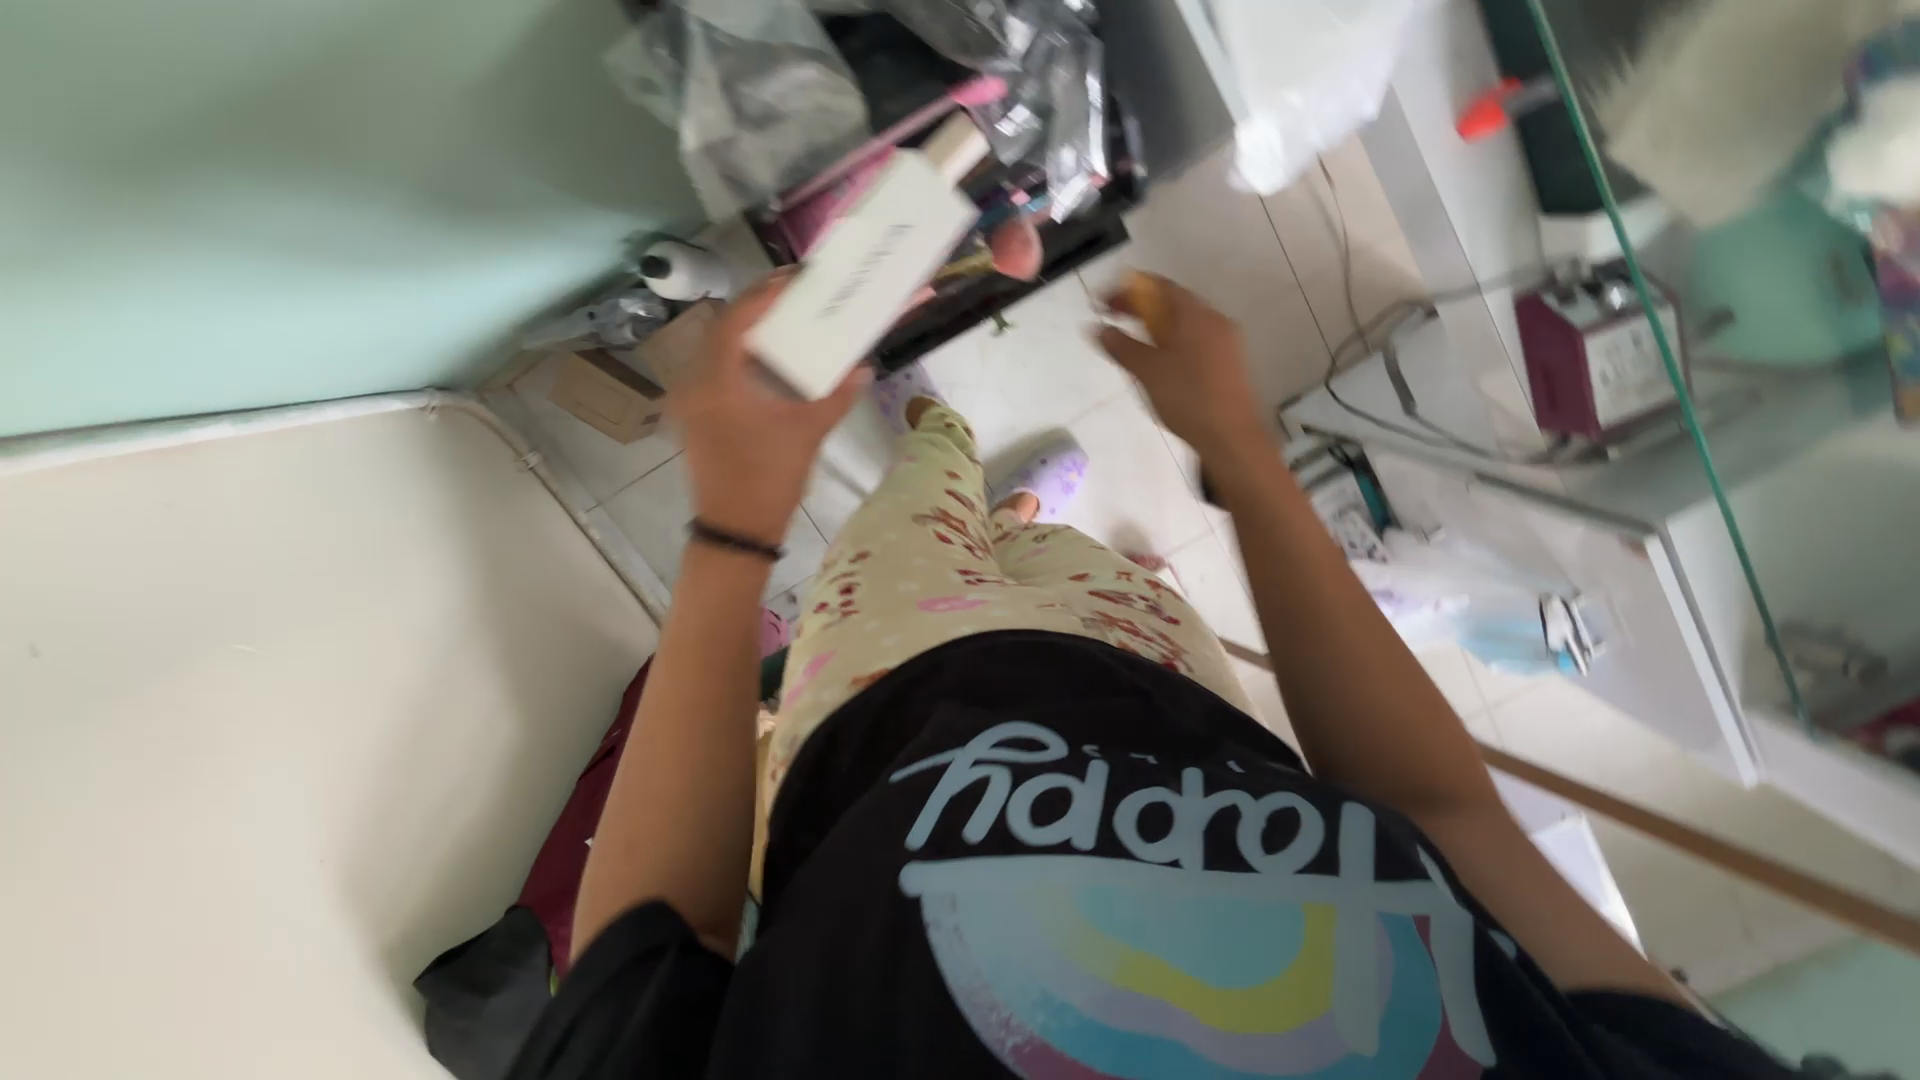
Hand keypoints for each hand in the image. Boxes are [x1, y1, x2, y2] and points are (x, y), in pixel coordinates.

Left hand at [671, 271, 869, 547]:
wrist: (736, 531)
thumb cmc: (769, 480)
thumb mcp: (808, 434)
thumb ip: (837, 395)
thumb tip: (862, 367)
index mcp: (718, 382)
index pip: (736, 319)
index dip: (765, 294)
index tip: (795, 281)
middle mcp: (694, 383)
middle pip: (721, 328)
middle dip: (756, 309)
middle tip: (793, 298)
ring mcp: (689, 401)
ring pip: (715, 350)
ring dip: (746, 334)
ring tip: (783, 324)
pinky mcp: (693, 416)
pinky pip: (714, 372)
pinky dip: (739, 359)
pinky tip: (766, 362)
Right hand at [1094, 273, 1266, 458]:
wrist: (1231, 436)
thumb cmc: (1188, 398)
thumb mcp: (1147, 371)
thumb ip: (1122, 347)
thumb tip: (1099, 329)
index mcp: (1196, 315)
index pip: (1159, 286)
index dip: (1128, 289)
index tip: (1103, 303)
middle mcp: (1214, 321)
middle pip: (1173, 303)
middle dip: (1140, 309)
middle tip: (1113, 321)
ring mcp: (1225, 343)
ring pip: (1185, 325)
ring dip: (1155, 328)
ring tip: (1132, 344)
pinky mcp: (1228, 364)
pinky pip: (1194, 342)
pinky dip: (1171, 343)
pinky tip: (1159, 364)